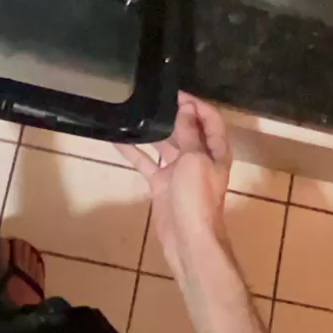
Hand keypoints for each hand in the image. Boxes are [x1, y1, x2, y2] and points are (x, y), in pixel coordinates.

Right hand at [116, 93, 232, 265]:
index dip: (196, 104)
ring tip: (135, 111)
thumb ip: (189, 133)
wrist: (188, 239)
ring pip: (165, 145)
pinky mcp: (162, 184)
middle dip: (174, 113)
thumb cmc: (197, 198)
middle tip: (152, 97)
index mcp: (215, 151)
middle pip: (188, 130)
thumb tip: (186, 108)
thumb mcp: (195, 160)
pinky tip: (117, 138)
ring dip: (153, 130)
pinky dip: (134, 152)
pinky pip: (147, 163)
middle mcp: (199, 158)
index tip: (175, 93)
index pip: (210, 119)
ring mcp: (179, 172)